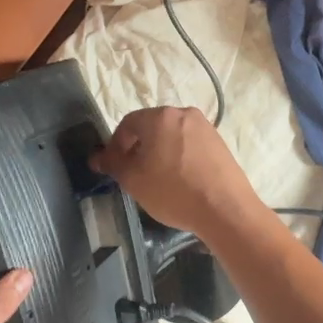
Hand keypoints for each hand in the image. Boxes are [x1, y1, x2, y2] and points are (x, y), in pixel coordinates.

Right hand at [89, 106, 259, 233]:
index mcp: (160, 116)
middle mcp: (184, 113)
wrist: (225, 208)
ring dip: (160, 152)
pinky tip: (181, 180)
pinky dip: (180, 156)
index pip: (128, 123)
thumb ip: (113, 164)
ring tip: (158, 179)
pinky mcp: (219, 142)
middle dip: (139, 147)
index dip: (115, 144)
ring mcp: (205, 127)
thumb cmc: (173, 191)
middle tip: (134, 173)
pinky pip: (191, 144)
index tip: (114, 166)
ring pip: (172, 135)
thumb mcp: (134, 180)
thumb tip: (97, 156)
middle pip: (152, 126)